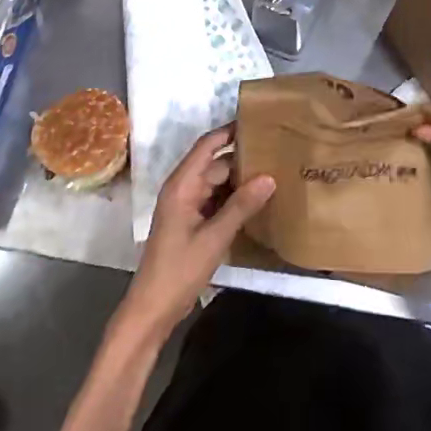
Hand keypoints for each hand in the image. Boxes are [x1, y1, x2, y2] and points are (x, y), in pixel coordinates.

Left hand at [118, 126, 274, 337]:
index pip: (208, 145)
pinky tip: (258, 201)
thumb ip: (241, 206)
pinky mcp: (192, 223)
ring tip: (275, 172)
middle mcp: (183, 189)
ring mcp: (187, 206)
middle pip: (215, 164)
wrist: (153, 308)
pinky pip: (216, 201)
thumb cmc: (179, 269)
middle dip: (242, 158)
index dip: (230, 131)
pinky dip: (234, 199)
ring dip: (240, 180)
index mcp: (182, 184)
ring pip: (217, 184)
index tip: (257, 121)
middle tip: (277, 152)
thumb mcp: (214, 237)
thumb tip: (270, 176)